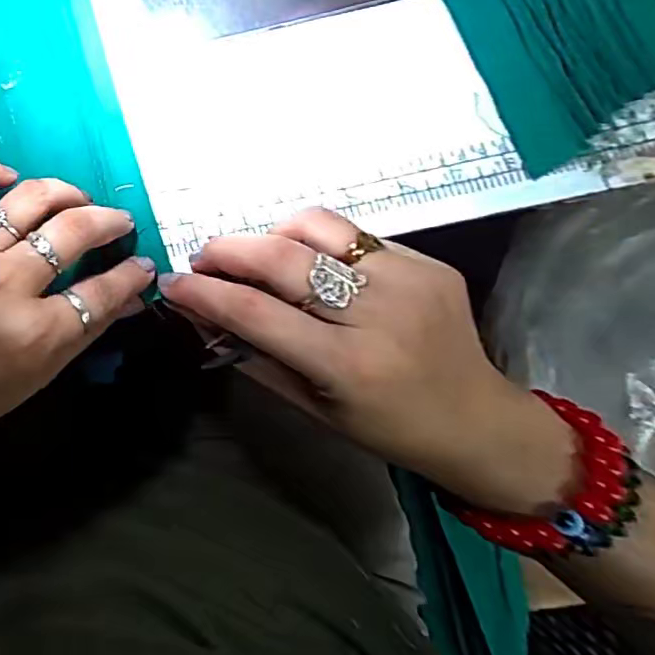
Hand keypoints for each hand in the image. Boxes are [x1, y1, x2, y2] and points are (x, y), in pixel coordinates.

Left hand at [0, 159, 155, 470]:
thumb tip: (133, 295)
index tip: (143, 263)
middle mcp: (4, 283)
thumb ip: (88, 330)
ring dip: (66, 192)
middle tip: (121, 225)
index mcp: (33, 331)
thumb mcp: (38, 375)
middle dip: (110, 223)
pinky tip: (10, 179)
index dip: (131, 274)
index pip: (100, 290)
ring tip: (80, 202)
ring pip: (30, 200)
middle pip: (74, 233)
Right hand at [157, 209, 574, 514]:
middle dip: (228, 250)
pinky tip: (310, 264)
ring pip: (316, 225)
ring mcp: (408, 278)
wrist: (482, 421)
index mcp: (348, 365)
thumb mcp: (315, 407)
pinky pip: (352, 234)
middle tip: (203, 258)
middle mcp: (379, 312)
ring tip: (257, 255)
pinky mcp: (426, 262)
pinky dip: (315, 243)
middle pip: (282, 257)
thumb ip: (256, 356)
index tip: (173, 283)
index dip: (205, 293)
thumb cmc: (390, 429)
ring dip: (271, 234)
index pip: (257, 313)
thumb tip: (205, 315)